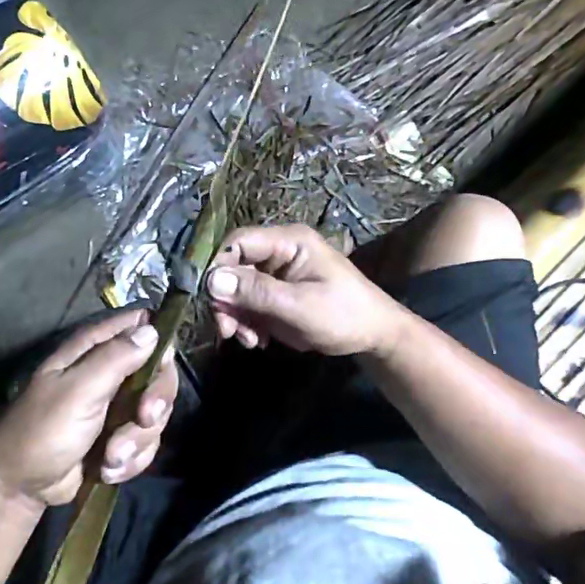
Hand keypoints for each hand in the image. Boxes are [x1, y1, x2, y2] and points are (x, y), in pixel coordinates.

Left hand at [0, 309, 176, 511]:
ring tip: (111, 457)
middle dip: (155, 402)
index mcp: (95, 349)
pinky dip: (132, 459)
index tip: (159, 370)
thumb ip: (115, 358)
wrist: (19, 487)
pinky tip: (108, 469)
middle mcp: (111, 371)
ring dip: (137, 440)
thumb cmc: (42, 430)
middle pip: (160, 374)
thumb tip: (151, 329)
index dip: (159, 344)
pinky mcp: (121, 437)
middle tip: (143, 419)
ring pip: (156, 413)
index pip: (143, 327)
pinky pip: (147, 442)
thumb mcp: (77, 390)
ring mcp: (117, 406)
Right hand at [205, 225, 407, 356]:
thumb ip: (257, 293)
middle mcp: (279, 252)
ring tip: (250, 341)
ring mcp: (277, 274)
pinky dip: (247, 323)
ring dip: (236, 316)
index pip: (239, 242)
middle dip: (227, 300)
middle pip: (234, 267)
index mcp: (289, 242)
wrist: (374, 337)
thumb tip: (211, 280)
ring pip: (237, 289)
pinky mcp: (276, 294)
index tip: (211, 299)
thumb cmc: (344, 315)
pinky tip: (258, 341)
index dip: (218, 266)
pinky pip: (248, 304)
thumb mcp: (300, 306)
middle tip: (229, 331)